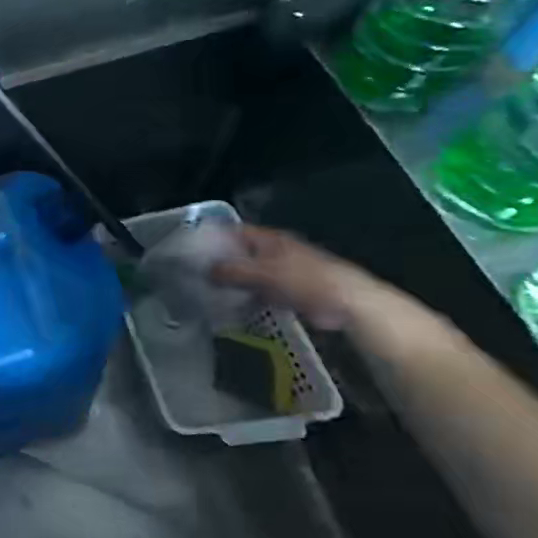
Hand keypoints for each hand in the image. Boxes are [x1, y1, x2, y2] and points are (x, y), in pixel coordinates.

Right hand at [211, 225, 391, 330]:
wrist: (344, 301)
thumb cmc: (304, 280)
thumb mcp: (263, 273)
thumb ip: (232, 271)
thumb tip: (206, 270)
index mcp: (270, 239)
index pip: (235, 231)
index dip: (214, 237)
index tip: (193, 249)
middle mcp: (273, 251)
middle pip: (240, 253)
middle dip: (220, 262)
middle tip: (195, 273)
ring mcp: (280, 271)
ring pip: (248, 274)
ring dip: (232, 282)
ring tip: (207, 291)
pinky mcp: (286, 291)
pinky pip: (258, 291)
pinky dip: (245, 297)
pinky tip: (230, 306)